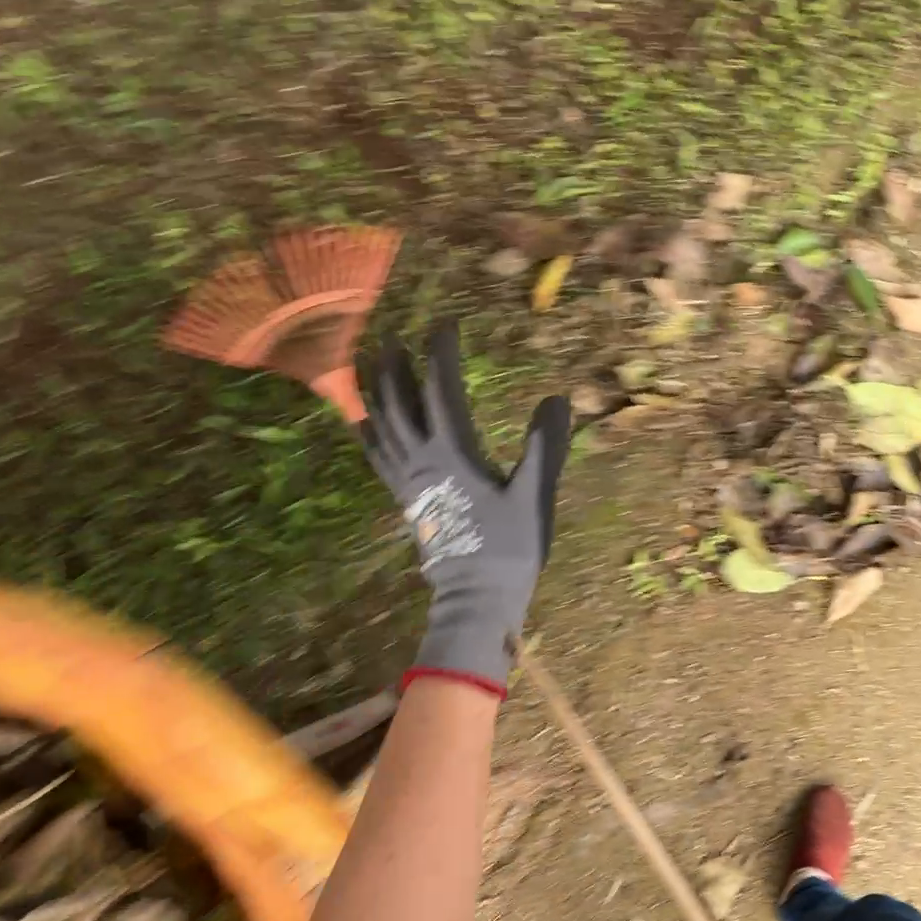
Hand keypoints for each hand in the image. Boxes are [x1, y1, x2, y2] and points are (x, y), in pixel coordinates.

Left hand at [359, 324, 570, 695]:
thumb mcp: (534, 496)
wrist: (476, 595)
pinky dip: (368, 432)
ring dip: (375, 392)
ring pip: (380, 426)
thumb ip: (544, 447)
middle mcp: (422, 460)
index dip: (441, 354)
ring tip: (372, 367)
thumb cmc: (509, 547)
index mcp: (454, 454)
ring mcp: (408, 481)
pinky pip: (377, 457)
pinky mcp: (405, 500)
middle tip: (395, 338)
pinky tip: (363, 423)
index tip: (445, 325)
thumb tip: (556, 399)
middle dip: (395, 366)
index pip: (441, 390)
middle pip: (398, 403)